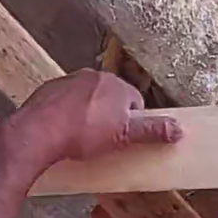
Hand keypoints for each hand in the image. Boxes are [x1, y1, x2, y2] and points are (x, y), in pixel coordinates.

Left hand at [9, 70, 181, 168]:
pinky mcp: (47, 91)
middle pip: (109, 98)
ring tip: (81, 140)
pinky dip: (66, 115)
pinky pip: (64, 103)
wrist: (38, 132)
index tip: (124, 138)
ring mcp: (67, 81)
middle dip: (109, 117)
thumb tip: (179, 129)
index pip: (134, 101)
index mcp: (114, 84)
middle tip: (103, 141)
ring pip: (86, 99)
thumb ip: (152, 131)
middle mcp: (91, 76)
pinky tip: (63, 134)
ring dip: (87, 116)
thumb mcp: (124, 136)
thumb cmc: (82, 133)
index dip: (131, 122)